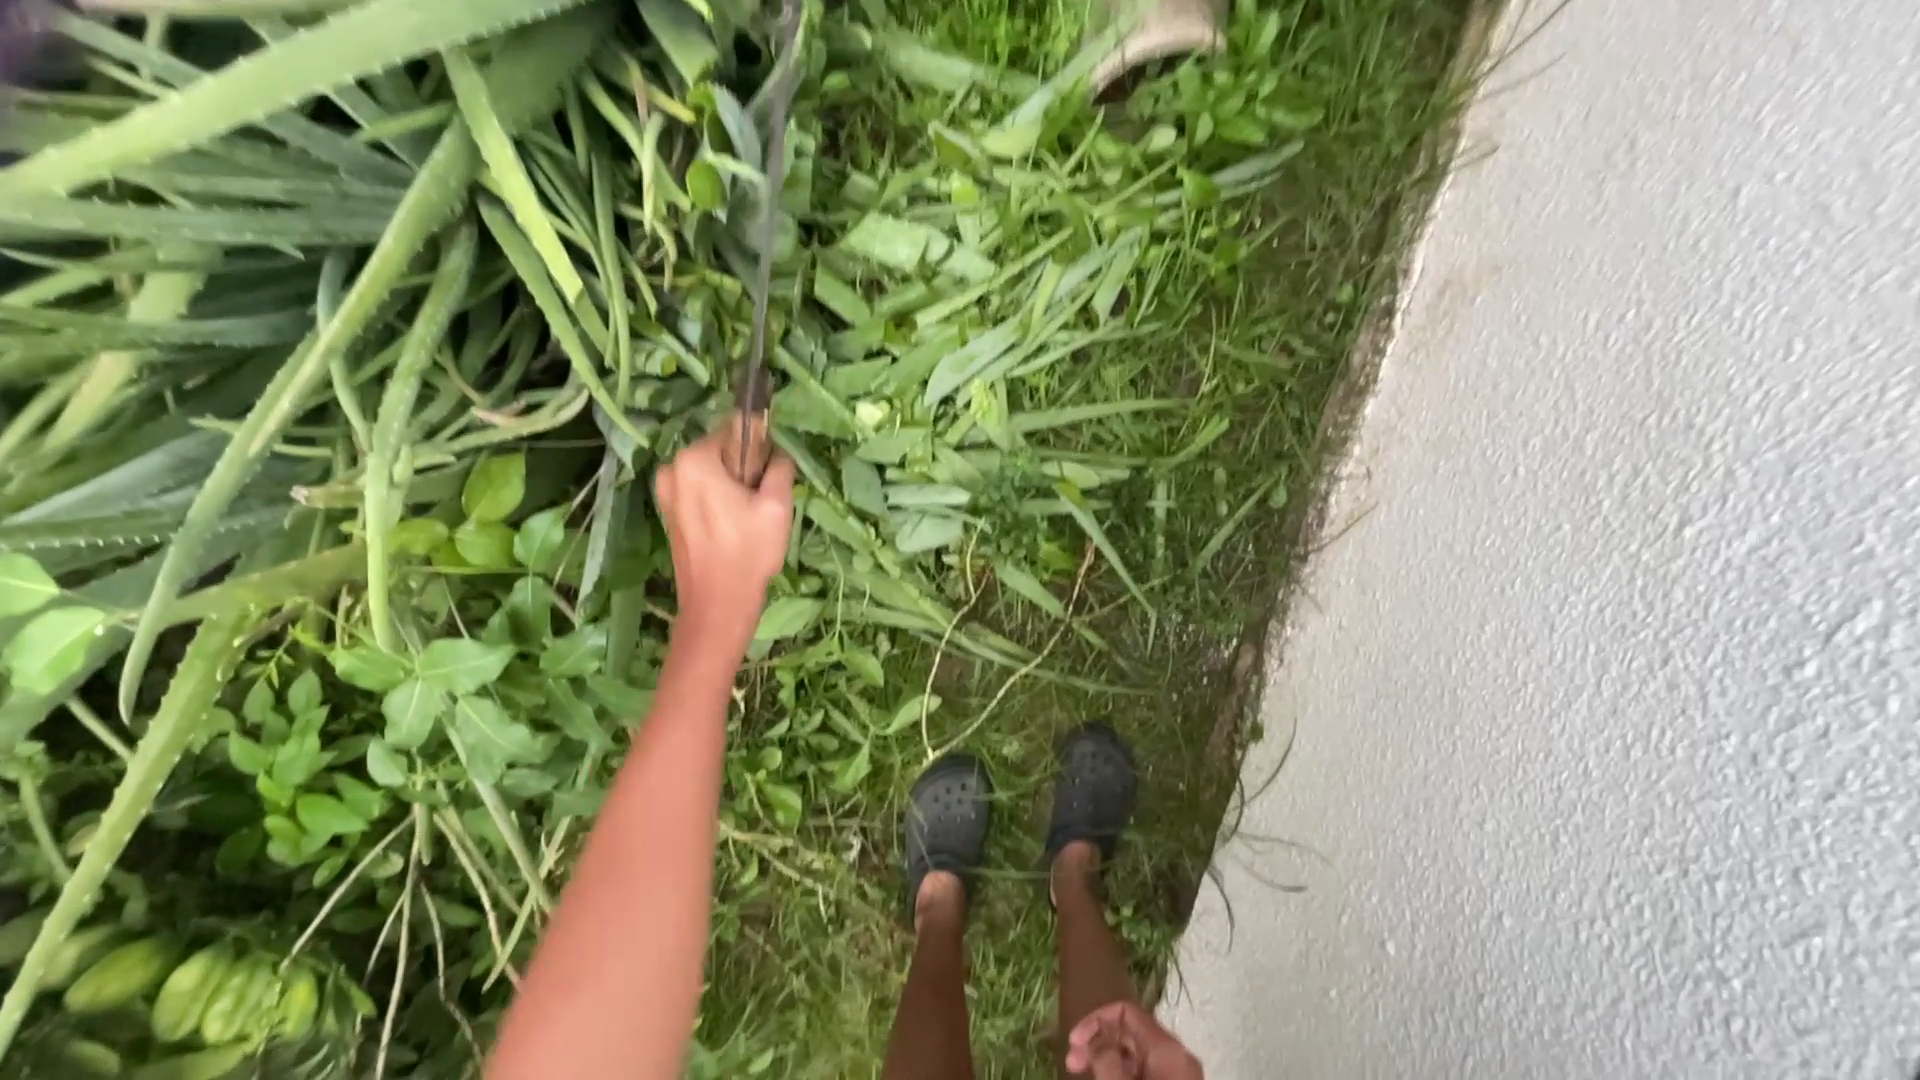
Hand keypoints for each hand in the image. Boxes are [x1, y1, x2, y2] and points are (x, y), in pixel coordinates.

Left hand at [654, 426, 795, 653]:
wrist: (718, 603)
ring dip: (732, 488)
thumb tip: (778, 456)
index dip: (759, 450)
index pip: (735, 431)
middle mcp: (672, 469)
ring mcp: (666, 493)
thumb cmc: (748, 551)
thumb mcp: (778, 505)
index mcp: (694, 460)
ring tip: (749, 519)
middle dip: (744, 470)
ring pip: (711, 475)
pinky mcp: (669, 513)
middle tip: (762, 503)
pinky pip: (700, 493)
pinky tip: (733, 528)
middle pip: (721, 453)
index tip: (770, 476)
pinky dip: (718, 502)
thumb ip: (780, 468)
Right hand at [1065, 1002, 1202, 1079]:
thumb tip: (1094, 1037)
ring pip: (1136, 1057)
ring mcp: (1177, 1078)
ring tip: (1085, 1076)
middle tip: (1072, 1064)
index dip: (1095, 1020)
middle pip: (1131, 1033)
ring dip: (1107, 1062)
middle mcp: (1176, 1057)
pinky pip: (1145, 1075)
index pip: (1126, 1012)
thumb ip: (1104, 1057)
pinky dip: (1122, 1077)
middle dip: (1098, 1043)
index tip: (1072, 1044)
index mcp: (1167, 1048)